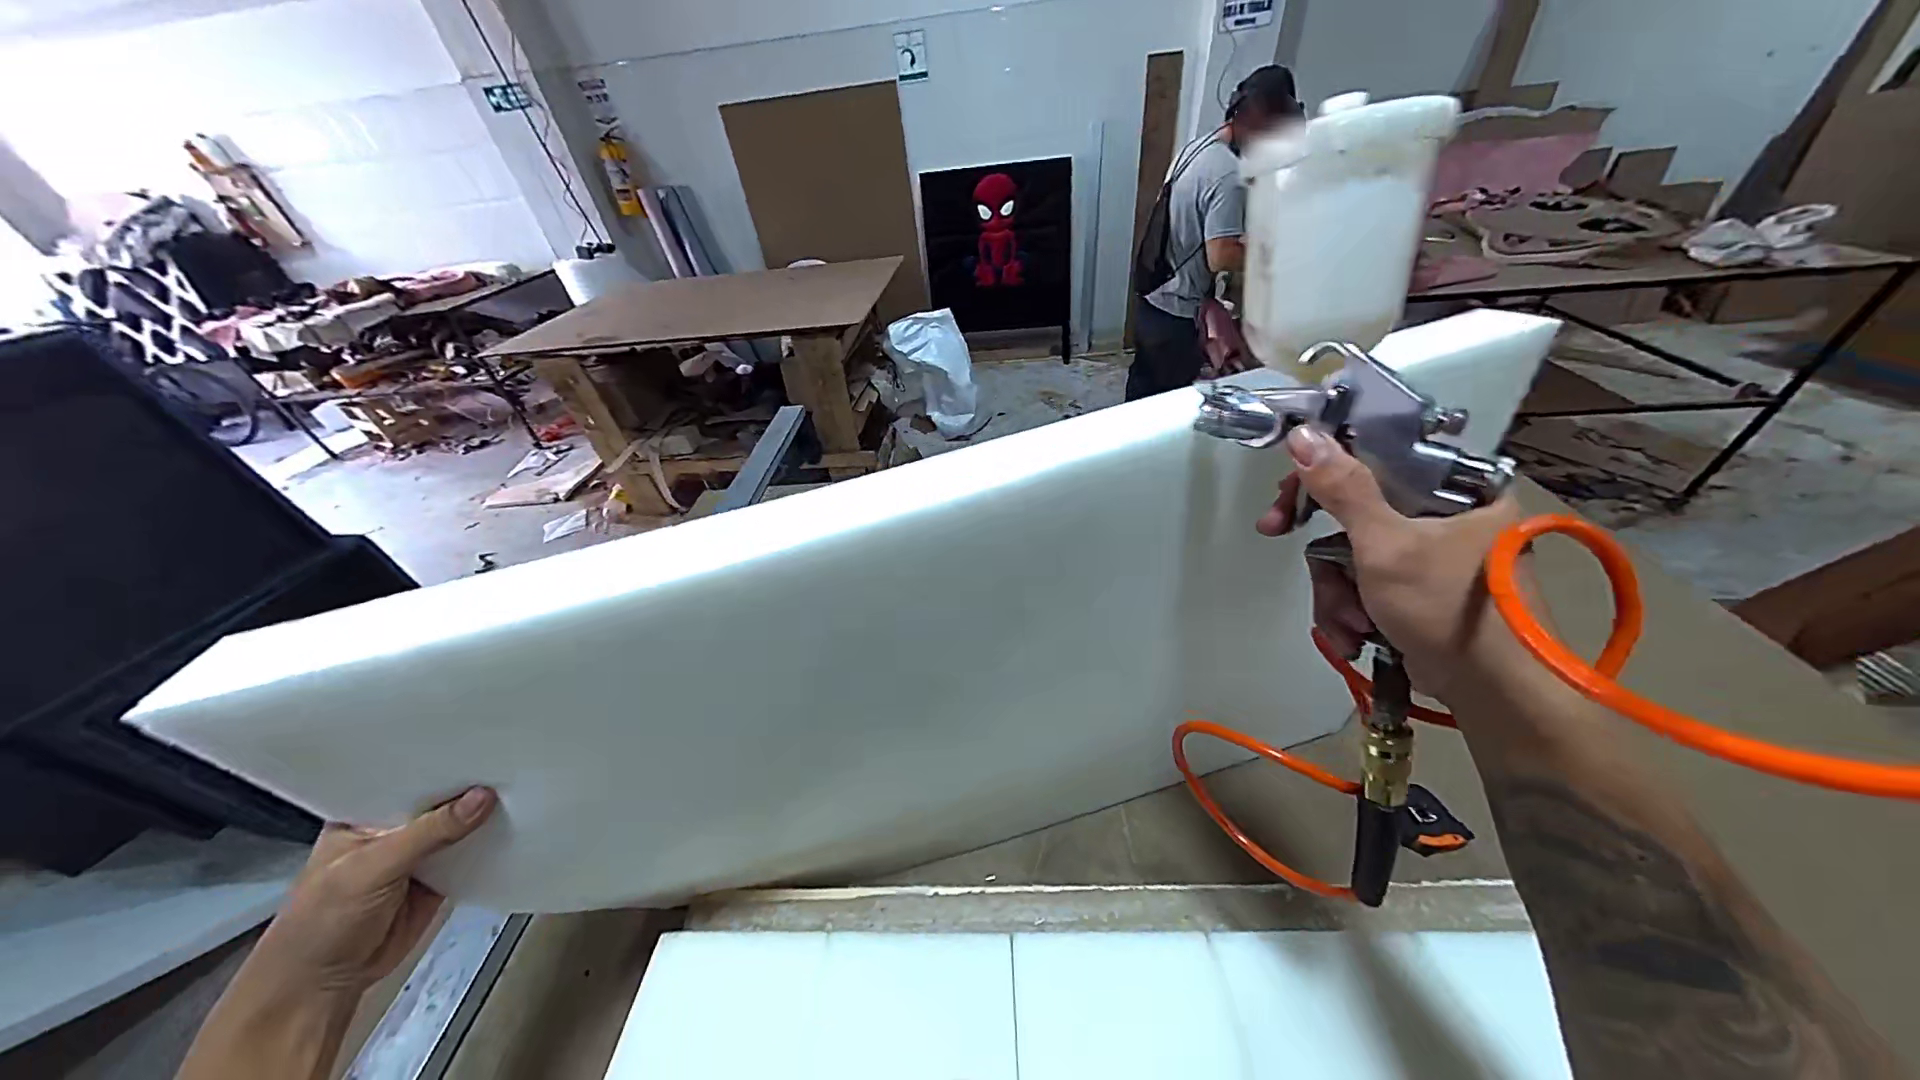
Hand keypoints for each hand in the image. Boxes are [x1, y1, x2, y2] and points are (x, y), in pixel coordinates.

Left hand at [178, 788, 497, 1079]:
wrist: (321, 986)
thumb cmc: (320, 923)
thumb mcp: (371, 869)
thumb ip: (429, 832)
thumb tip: (483, 797)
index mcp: (365, 814)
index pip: (410, 775)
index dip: (443, 760)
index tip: (482, 741)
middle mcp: (394, 828)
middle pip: (441, 797)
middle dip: (471, 783)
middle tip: (512, 756)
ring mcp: (418, 851)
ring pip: (460, 823)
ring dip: (485, 812)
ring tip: (524, 782)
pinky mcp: (441, 874)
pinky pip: (473, 851)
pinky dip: (492, 841)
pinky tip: (517, 822)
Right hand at [1256, 425, 1529, 705]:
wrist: (1493, 693)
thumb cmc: (1448, 607)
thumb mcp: (1387, 544)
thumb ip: (1343, 489)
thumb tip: (1302, 434)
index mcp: (1456, 489)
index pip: (1375, 461)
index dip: (1322, 479)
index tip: (1285, 504)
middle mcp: (1444, 515)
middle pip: (1354, 514)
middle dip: (1327, 558)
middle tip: (1281, 545)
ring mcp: (1428, 555)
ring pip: (1351, 556)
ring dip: (1337, 594)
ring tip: (1351, 625)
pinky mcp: (1415, 589)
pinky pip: (1362, 584)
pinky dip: (1351, 610)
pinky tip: (1356, 636)